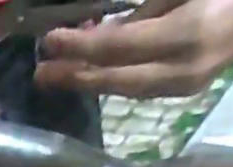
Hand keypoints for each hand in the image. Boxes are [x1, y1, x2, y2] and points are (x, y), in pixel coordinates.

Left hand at [35, 0, 232, 97]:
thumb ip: (146, 10)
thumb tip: (102, 33)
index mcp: (189, 33)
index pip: (116, 47)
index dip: (78, 47)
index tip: (48, 41)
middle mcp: (186, 68)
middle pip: (113, 80)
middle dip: (73, 76)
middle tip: (39, 72)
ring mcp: (190, 84)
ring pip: (125, 89)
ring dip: (89, 82)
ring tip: (57, 74)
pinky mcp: (192, 89)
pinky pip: (142, 88)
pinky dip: (115, 81)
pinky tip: (94, 75)